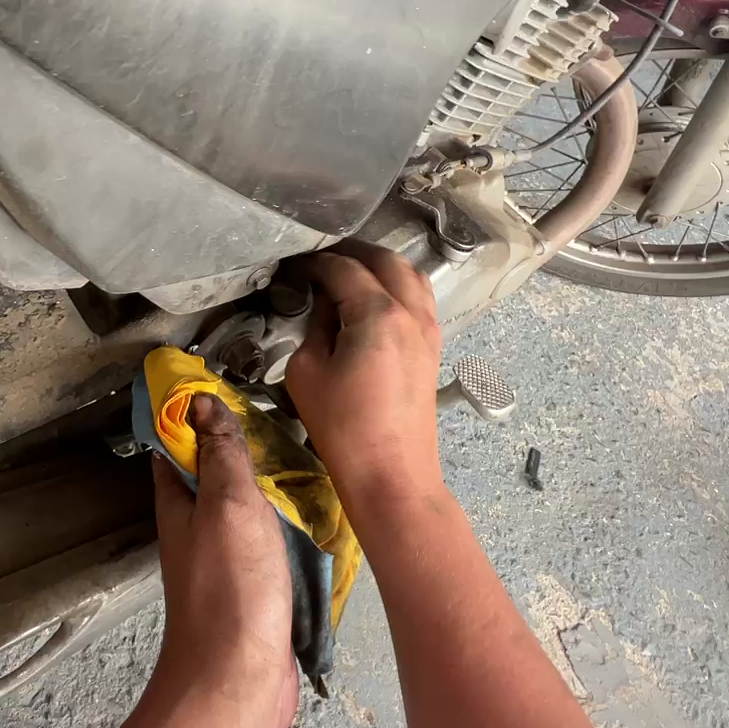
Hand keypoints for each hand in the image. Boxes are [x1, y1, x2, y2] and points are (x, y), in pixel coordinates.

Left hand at [150, 395, 297, 727]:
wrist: (240, 677)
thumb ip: (219, 451)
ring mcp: (226, 553)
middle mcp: (196, 522)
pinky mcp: (254, 579)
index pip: (176, 441)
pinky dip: (283, 514)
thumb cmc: (230, 585)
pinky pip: (267, 533)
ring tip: (301, 446)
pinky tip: (310, 503)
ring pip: (243, 501)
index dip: (192, 409)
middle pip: (212, 469)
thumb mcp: (227, 502)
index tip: (222, 380)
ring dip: (264, 477)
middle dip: (237, 441)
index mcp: (177, 500)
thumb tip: (199, 399)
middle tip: (277, 411)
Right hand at [283, 239, 445, 508]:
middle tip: (322, 259)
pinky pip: (420, 299)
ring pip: (411, 275)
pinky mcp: (433, 349)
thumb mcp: (308, 372)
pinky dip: (398, 287)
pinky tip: (375, 299)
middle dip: (353, 252)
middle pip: (385, 260)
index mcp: (378, 314)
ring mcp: (428, 330)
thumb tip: (325, 305)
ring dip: (381, 265)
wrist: (391, 475)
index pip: (343, 269)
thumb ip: (316, 327)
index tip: (295, 265)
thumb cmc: (343, 428)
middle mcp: (410, 312)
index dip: (315, 262)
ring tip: (351, 272)